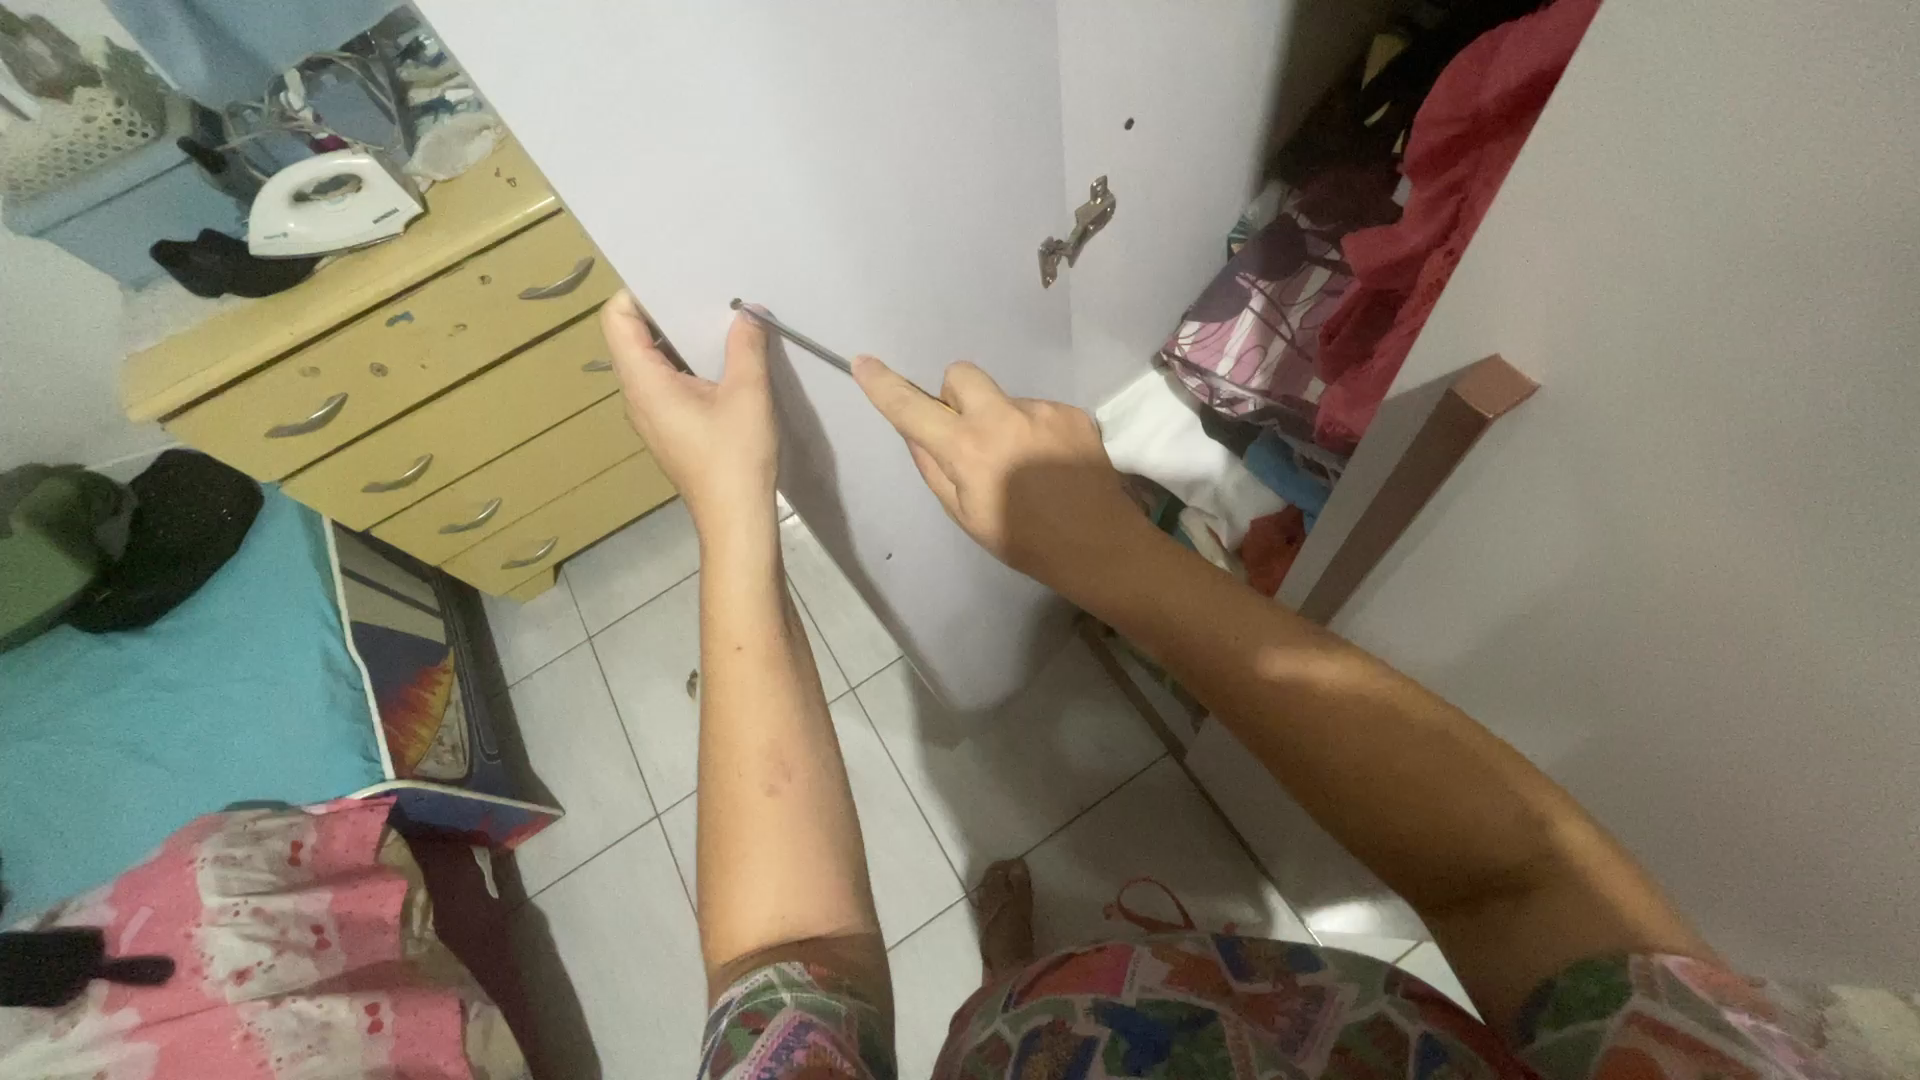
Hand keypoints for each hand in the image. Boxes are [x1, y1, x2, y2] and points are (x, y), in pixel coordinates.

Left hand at [601, 291, 776, 533]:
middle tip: (706, 295)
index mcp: (644, 382)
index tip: (678, 281)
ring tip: (719, 323)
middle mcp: (638, 396)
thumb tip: (750, 312)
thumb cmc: (735, 457)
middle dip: (667, 312)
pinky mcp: (671, 431)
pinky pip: (670, 385)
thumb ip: (746, 346)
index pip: (617, 319)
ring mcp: (653, 417)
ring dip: (682, 341)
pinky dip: (690, 367)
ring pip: (655, 363)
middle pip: (634, 338)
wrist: (736, 518)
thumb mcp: (748, 394)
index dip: (639, 293)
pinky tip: (724, 364)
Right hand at [851, 355, 1143, 590]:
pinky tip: (1051, 465)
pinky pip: (1038, 411)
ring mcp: (1042, 410)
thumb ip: (935, 469)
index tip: (864, 364)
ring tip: (1025, 467)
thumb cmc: (1023, 541)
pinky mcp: (1072, 412)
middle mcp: (1003, 417)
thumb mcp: (966, 516)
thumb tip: (917, 434)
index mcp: (969, 449)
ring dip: (1001, 422)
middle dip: (954, 396)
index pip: (913, 409)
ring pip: (1004, 400)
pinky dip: (1035, 432)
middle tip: (968, 435)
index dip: (884, 387)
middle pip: (961, 375)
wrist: (1099, 544)